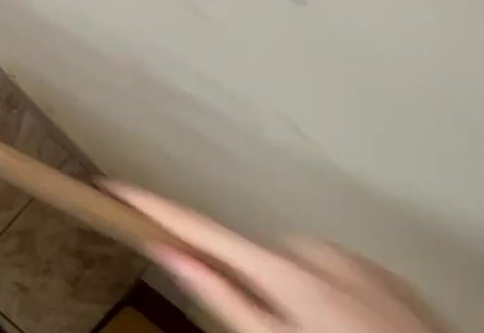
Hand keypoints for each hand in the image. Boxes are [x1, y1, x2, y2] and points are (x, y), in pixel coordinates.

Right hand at [107, 184, 450, 332]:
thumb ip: (219, 294)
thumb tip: (167, 251)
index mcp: (279, 266)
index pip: (195, 225)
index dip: (149, 204)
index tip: (112, 184)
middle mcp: (314, 251)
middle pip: (252, 251)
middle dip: (247, 275)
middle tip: (265, 318)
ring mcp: (357, 263)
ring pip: (295, 262)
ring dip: (293, 286)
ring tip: (317, 327)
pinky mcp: (390, 279)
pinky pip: (337, 271)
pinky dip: (330, 290)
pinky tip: (347, 321)